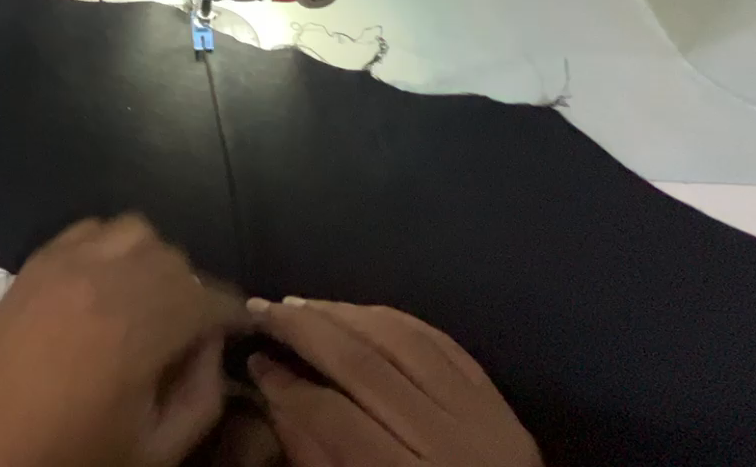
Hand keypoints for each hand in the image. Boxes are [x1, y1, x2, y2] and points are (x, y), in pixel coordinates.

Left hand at [0, 215, 250, 466]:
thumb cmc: (72, 449)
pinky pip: (91, 228)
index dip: (233, 310)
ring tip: (149, 298)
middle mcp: (104, 278)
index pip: (208, 296)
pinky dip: (112, 245)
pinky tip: (108, 280)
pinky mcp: (39, 257)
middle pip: (174, 258)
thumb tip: (212, 345)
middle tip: (191, 326)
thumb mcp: (156, 448)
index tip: (241, 326)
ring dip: (153, 259)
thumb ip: (201, 394)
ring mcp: (66, 260)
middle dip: (194, 289)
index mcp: (138, 327)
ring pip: (135, 231)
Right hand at [245, 297, 541, 466]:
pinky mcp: (503, 408)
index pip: (334, 416)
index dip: (285, 384)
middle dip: (302, 329)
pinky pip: (442, 342)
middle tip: (259, 309)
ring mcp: (486, 422)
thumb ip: (315, 456)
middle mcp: (453, 446)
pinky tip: (355, 312)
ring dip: (341, 312)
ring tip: (298, 304)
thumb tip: (273, 393)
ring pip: (401, 339)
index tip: (252, 360)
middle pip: (363, 365)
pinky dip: (392, 318)